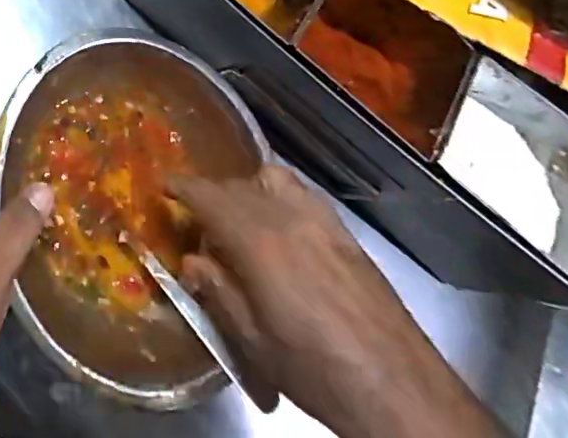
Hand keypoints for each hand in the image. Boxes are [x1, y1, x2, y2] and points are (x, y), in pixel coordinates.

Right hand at [168, 166, 501, 437]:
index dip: (182, 187)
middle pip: (237, 185)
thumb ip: (218, 292)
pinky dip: (281, 197)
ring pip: (273, 178)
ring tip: (243, 220)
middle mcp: (287, 217)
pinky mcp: (346, 233)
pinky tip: (283, 230)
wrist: (401, 390)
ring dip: (249, 188)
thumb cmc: (317, 370)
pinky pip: (303, 194)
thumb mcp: (254, 341)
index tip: (165, 185)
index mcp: (258, 241)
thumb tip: (193, 262)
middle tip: (200, 222)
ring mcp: (321, 220)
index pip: (208, 196)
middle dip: (212, 194)